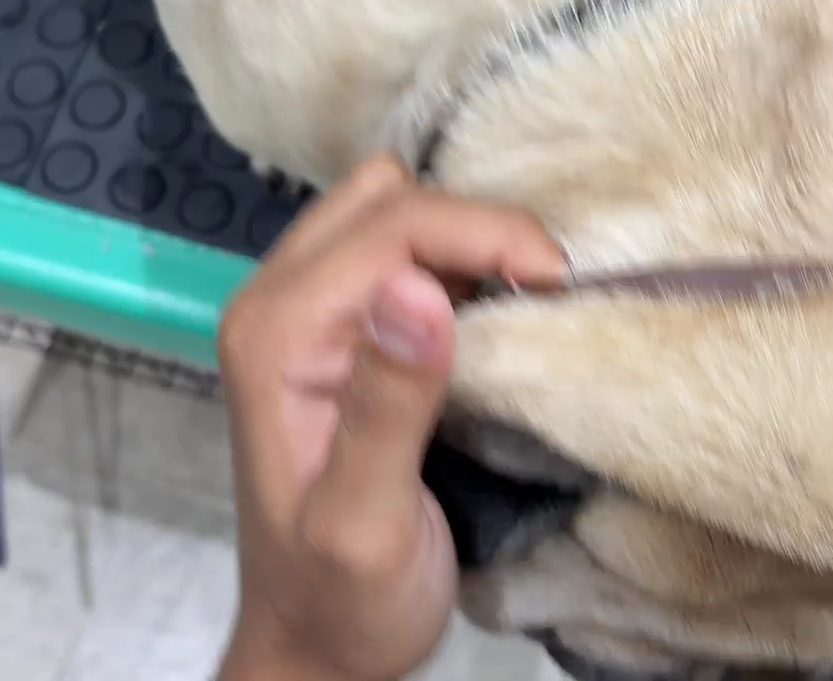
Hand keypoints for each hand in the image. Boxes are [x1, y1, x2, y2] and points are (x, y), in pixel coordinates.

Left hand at [216, 155, 564, 680]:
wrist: (313, 636)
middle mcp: (278, 294)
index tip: (555, 284)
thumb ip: (387, 407)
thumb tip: (416, 287)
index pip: (392, 225)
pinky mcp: (338, 312)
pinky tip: (488, 296)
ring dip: (464, 234)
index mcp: (277, 330)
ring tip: (518, 292)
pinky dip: (455, 250)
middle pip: (388, 195)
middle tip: (540, 290)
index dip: (484, 233)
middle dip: (475, 226)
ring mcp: (304, 298)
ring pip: (392, 203)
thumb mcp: (366, 524)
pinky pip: (401, 238)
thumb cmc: (343, 596)